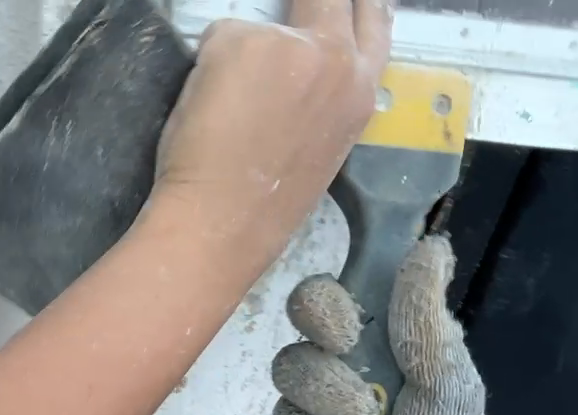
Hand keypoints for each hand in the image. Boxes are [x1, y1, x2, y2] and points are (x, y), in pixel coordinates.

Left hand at [146, 0, 393, 272]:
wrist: (219, 229)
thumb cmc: (261, 206)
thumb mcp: (319, 146)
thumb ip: (324, 96)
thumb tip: (303, 69)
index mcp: (361, 93)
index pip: (373, 18)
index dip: (348, 9)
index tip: (326, 8)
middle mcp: (336, 59)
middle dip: (308, 3)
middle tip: (278, 31)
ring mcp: (290, 46)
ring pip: (264, 23)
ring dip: (245, 52)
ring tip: (226, 108)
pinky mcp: (241, 42)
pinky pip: (220, 38)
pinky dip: (207, 67)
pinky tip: (204, 115)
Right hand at [269, 234, 486, 414]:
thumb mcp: (450, 387)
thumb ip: (428, 325)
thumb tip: (429, 248)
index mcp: (380, 334)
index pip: (343, 287)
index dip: (336, 289)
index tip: (358, 316)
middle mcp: (338, 356)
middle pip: (300, 310)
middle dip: (322, 324)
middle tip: (348, 348)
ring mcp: (307, 397)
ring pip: (290, 368)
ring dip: (336, 400)